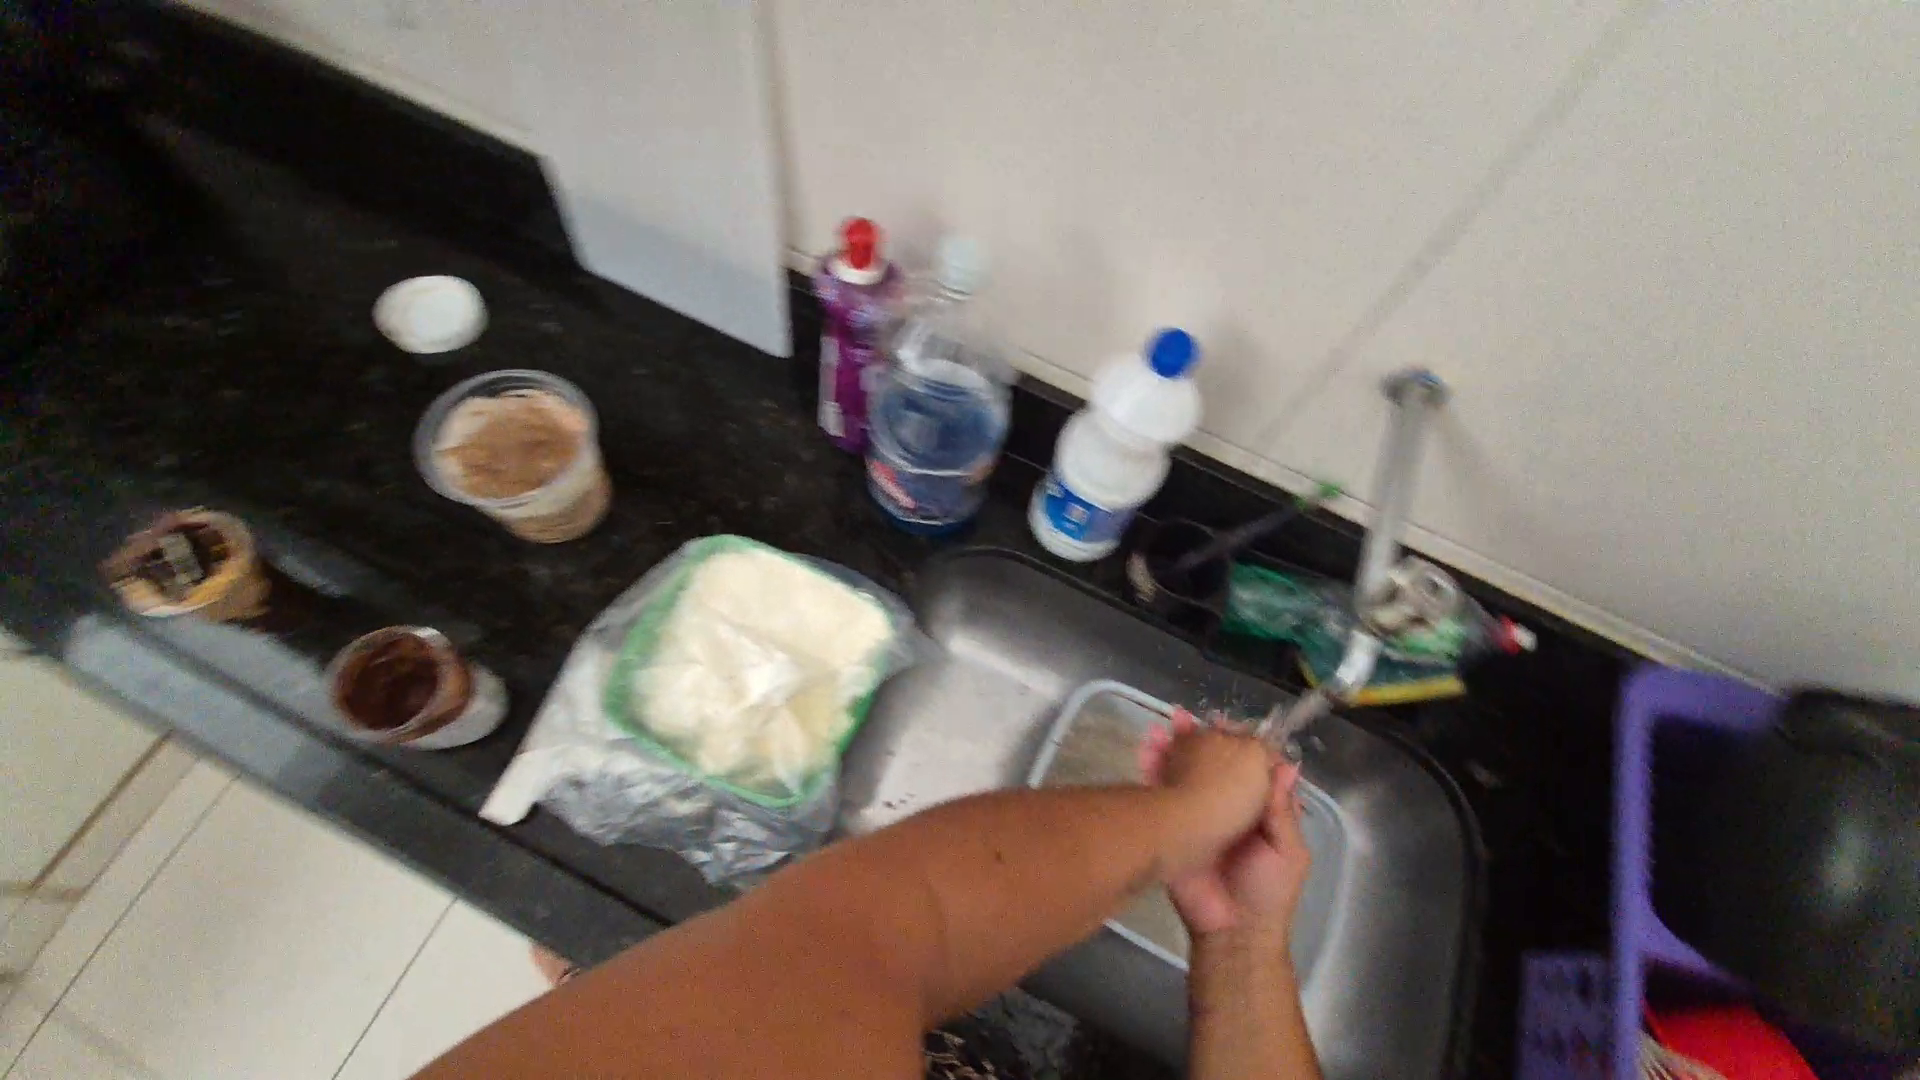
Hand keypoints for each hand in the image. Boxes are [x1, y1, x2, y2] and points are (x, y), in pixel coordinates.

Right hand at [1141, 709, 1312, 939]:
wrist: (1232, 930)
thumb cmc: (1268, 890)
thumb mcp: (1288, 849)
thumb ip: (1281, 808)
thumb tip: (1286, 764)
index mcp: (1252, 807)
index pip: (1243, 766)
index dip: (1235, 742)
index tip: (1226, 722)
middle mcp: (1220, 804)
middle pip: (1207, 762)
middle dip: (1196, 737)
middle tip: (1186, 716)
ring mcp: (1191, 813)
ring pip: (1180, 770)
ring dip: (1171, 745)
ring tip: (1165, 722)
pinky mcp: (1167, 824)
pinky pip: (1156, 790)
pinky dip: (1149, 766)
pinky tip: (1145, 744)